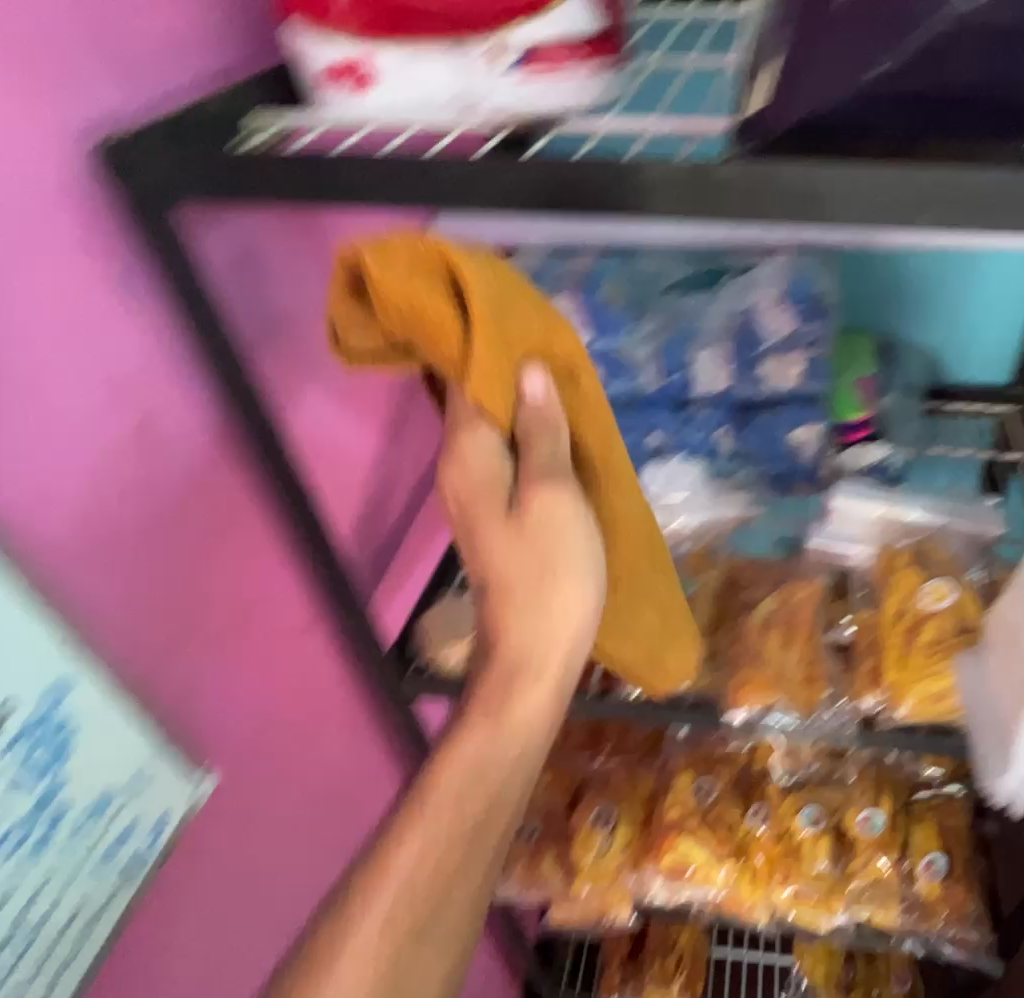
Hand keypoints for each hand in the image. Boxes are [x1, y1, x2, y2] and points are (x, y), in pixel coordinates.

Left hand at [437, 362, 605, 695]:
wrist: (533, 653)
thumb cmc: (549, 572)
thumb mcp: (555, 494)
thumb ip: (541, 431)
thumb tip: (528, 369)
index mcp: (467, 454)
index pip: (467, 377)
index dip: (494, 345)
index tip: (529, 318)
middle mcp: (458, 467)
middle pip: (478, 401)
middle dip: (513, 372)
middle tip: (558, 343)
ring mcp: (473, 493)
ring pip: (495, 430)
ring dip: (524, 406)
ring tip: (565, 379)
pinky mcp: (493, 514)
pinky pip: (506, 458)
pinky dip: (528, 438)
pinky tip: (559, 433)